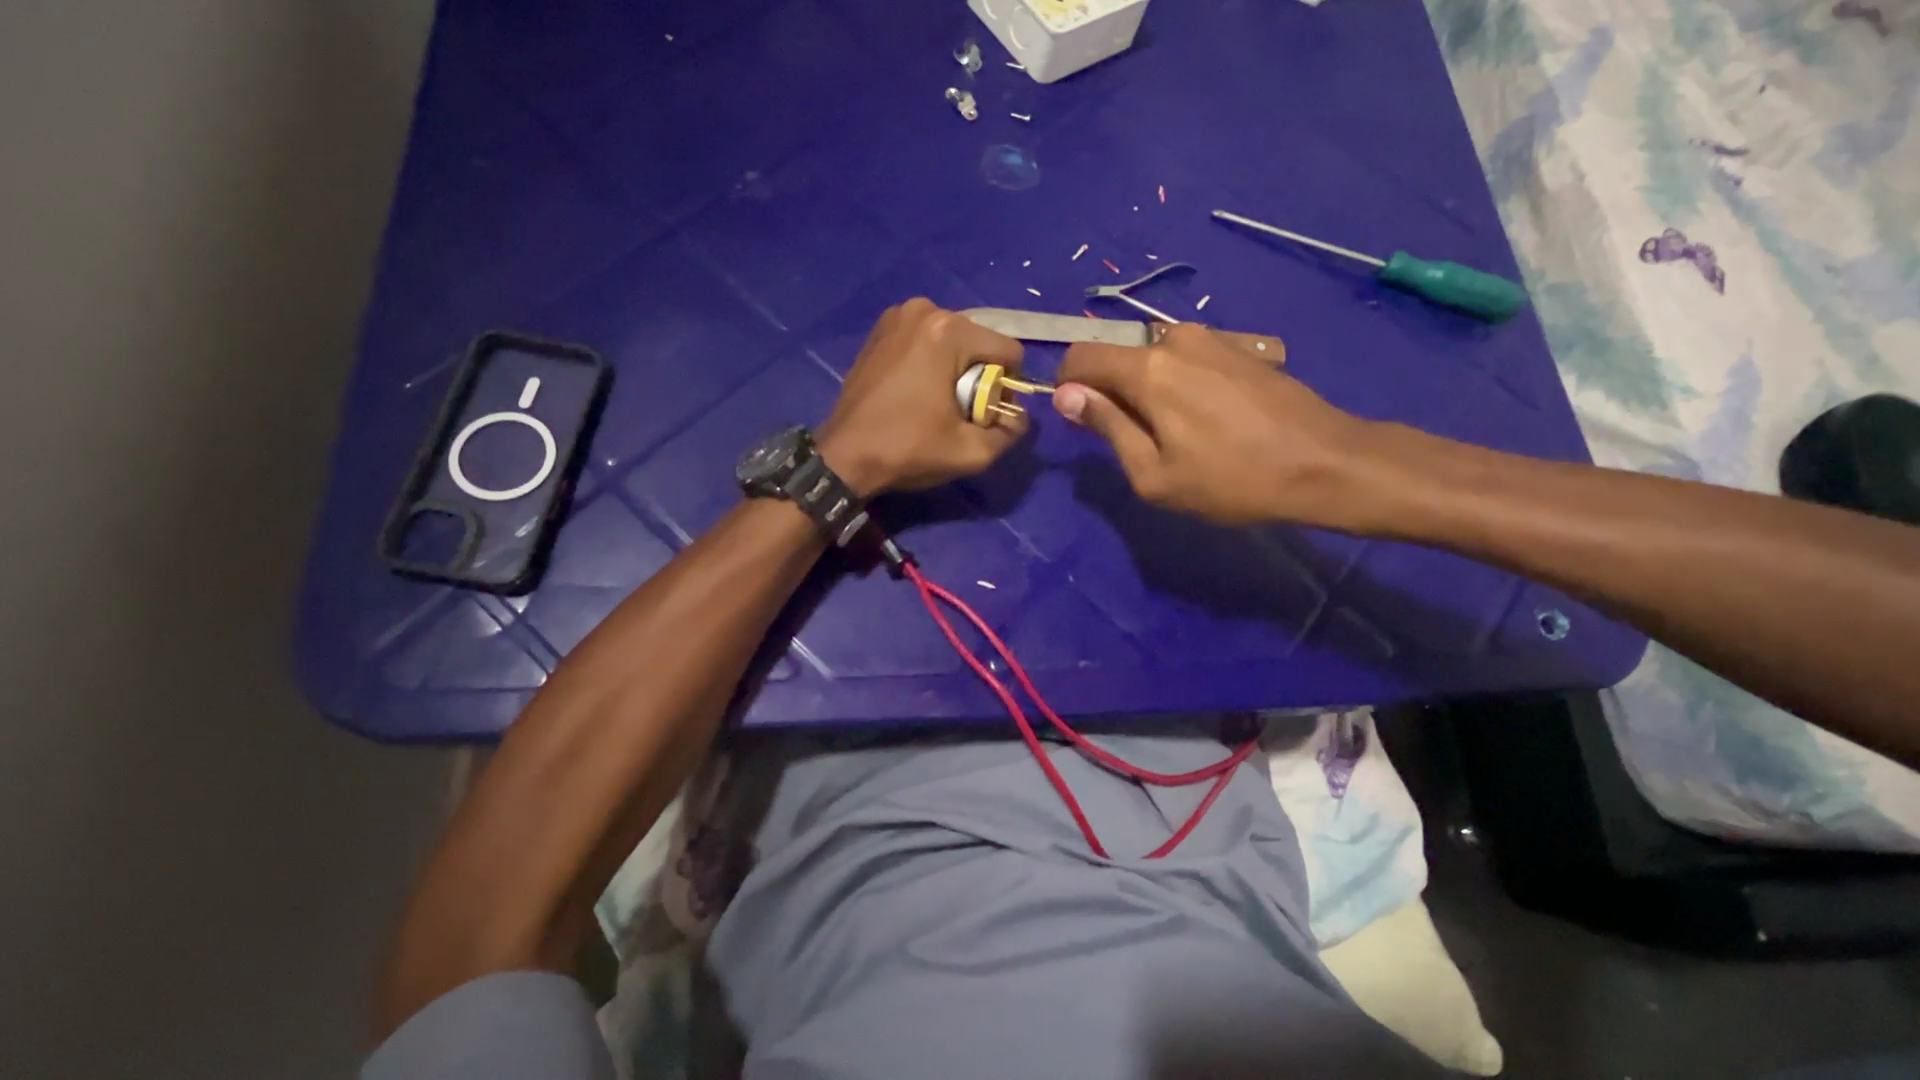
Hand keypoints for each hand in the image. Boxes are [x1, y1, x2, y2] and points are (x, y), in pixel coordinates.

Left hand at [819, 299, 1029, 494]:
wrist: (843, 457)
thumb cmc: (906, 450)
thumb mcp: (970, 452)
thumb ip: (1010, 432)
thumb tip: (1021, 417)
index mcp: (948, 331)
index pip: (1009, 351)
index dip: (1008, 387)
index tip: (985, 414)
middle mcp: (924, 310)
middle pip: (979, 342)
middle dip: (979, 376)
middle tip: (958, 411)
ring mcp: (897, 315)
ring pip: (953, 341)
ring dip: (955, 369)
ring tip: (935, 402)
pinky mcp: (880, 329)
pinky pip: (925, 341)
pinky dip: (930, 362)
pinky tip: (915, 391)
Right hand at [1054, 324, 1370, 526]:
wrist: (1325, 462)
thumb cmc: (1232, 479)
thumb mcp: (1154, 473)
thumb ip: (1107, 427)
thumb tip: (1066, 396)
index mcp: (1147, 367)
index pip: (1080, 356)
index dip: (1067, 387)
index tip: (1080, 423)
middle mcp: (1174, 338)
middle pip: (1118, 357)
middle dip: (1111, 393)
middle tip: (1134, 442)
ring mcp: (1210, 337)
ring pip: (1152, 359)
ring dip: (1147, 391)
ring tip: (1176, 435)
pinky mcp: (1237, 347)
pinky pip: (1184, 360)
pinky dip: (1177, 385)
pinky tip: (1207, 422)